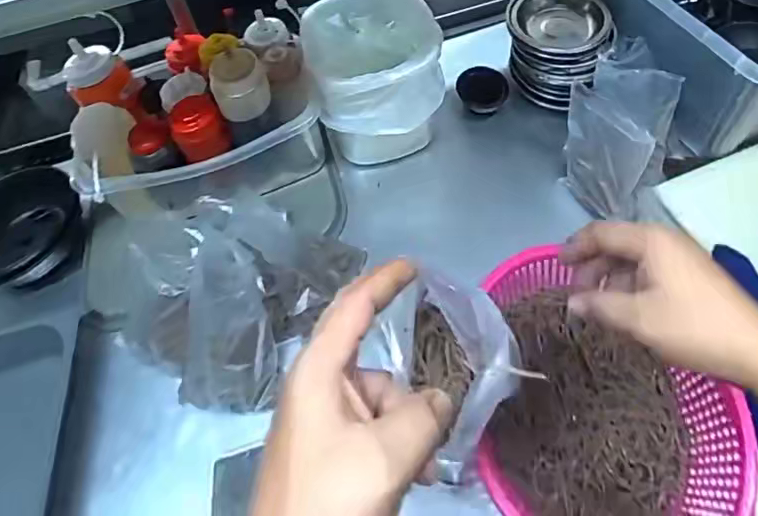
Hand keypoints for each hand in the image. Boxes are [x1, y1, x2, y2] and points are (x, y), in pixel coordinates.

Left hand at [252, 259, 456, 515]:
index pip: (354, 306)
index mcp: (318, 368)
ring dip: (406, 424)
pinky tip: (415, 475)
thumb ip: (422, 419)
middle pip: (369, 357)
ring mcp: (320, 415)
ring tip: (424, 466)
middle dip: (404, 378)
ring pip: (377, 398)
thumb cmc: (329, 498)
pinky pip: (371, 427)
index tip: (412, 264)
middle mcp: (316, 381)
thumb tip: (441, 398)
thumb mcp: (384, 458)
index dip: (383, 280)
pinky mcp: (327, 446)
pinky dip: (396, 442)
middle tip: (434, 388)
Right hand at [560, 222, 757, 388]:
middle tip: (578, 295)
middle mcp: (665, 239)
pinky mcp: (695, 276)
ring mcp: (683, 257)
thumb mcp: (639, 319)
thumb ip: (599, 306)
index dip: (574, 248)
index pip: (599, 232)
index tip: (556, 267)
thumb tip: (571, 303)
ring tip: (601, 308)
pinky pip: (651, 271)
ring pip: (633, 260)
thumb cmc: (695, 328)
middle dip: (592, 268)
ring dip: (612, 280)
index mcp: (650, 239)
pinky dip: (633, 286)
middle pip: (616, 245)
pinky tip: (629, 311)